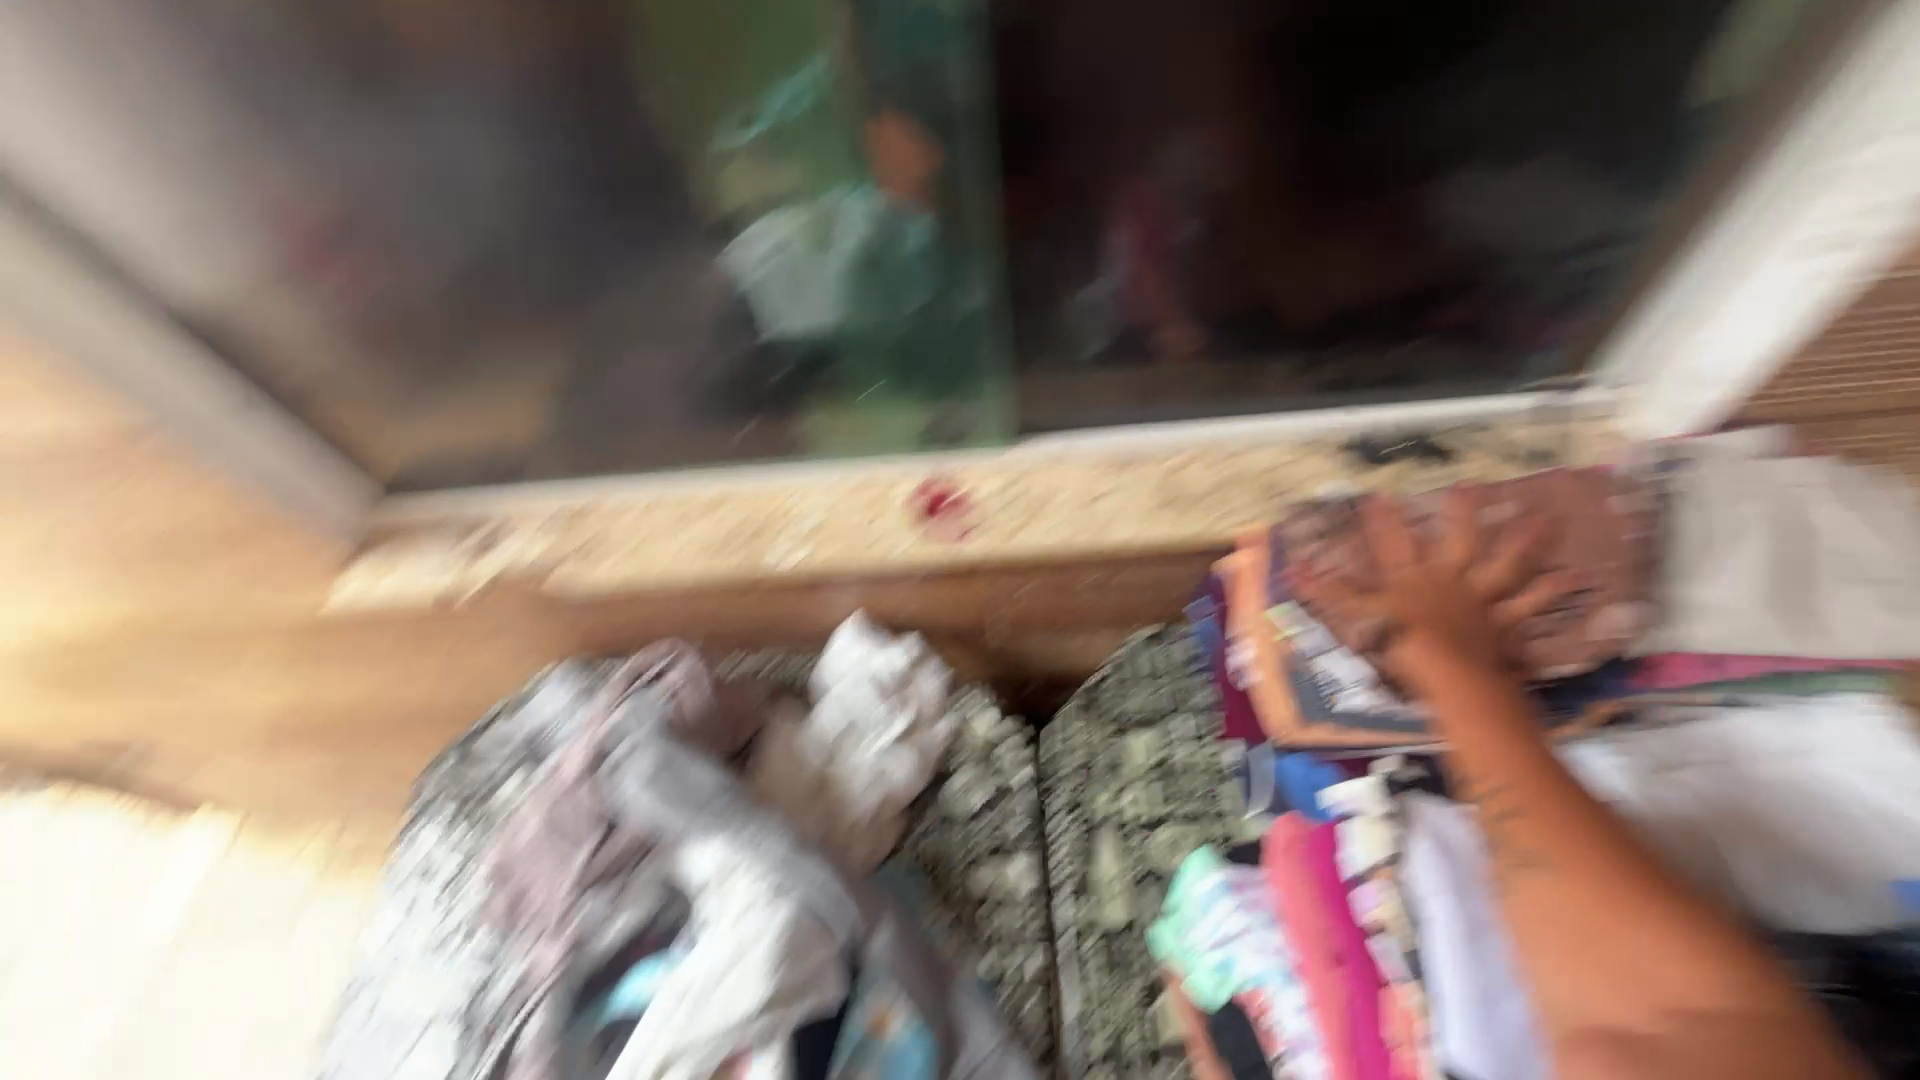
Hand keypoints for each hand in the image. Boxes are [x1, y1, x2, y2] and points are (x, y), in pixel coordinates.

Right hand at [1289, 489, 1574, 681]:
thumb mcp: (1356, 616)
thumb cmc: (1401, 644)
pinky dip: (1548, 592)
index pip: (1391, 542)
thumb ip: (1326, 592)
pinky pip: (1528, 605)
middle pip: (1459, 541)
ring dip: (1524, 543)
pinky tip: (1572, 576)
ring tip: (1548, 519)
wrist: (1449, 674)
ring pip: (1505, 565)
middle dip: (1462, 515)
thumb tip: (1291, 570)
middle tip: (1469, 487)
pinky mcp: (1505, 624)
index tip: (1377, 496)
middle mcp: (1448, 580)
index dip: (1382, 520)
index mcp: (1410, 578)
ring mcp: (1481, 599)